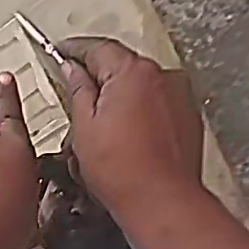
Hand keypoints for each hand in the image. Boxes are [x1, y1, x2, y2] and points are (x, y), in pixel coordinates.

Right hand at [58, 38, 207, 218]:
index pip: (98, 48)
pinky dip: (138, 115)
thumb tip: (72, 70)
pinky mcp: (186, 116)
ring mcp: (178, 95)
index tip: (62, 52)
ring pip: (138, 87)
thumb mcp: (83, 128)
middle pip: (121, 67)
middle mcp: (161, 75)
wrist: (160, 199)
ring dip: (118, 100)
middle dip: (97, 81)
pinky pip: (155, 105)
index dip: (75, 50)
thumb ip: (77, 91)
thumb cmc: (122, 170)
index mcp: (132, 72)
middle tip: (75, 101)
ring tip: (101, 133)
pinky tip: (125, 141)